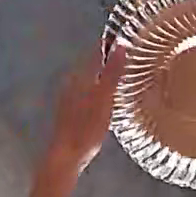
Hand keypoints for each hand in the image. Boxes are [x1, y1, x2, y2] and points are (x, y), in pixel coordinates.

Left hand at [43, 47, 124, 175]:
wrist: (65, 156)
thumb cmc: (87, 128)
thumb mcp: (105, 99)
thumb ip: (112, 72)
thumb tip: (120, 45)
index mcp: (81, 76)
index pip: (97, 53)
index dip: (111, 45)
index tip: (128, 40)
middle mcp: (72, 82)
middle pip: (93, 65)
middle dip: (109, 60)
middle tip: (130, 57)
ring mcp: (68, 97)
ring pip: (89, 79)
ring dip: (104, 76)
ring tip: (122, 77)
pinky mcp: (69, 111)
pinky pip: (87, 92)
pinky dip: (98, 90)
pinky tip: (106, 99)